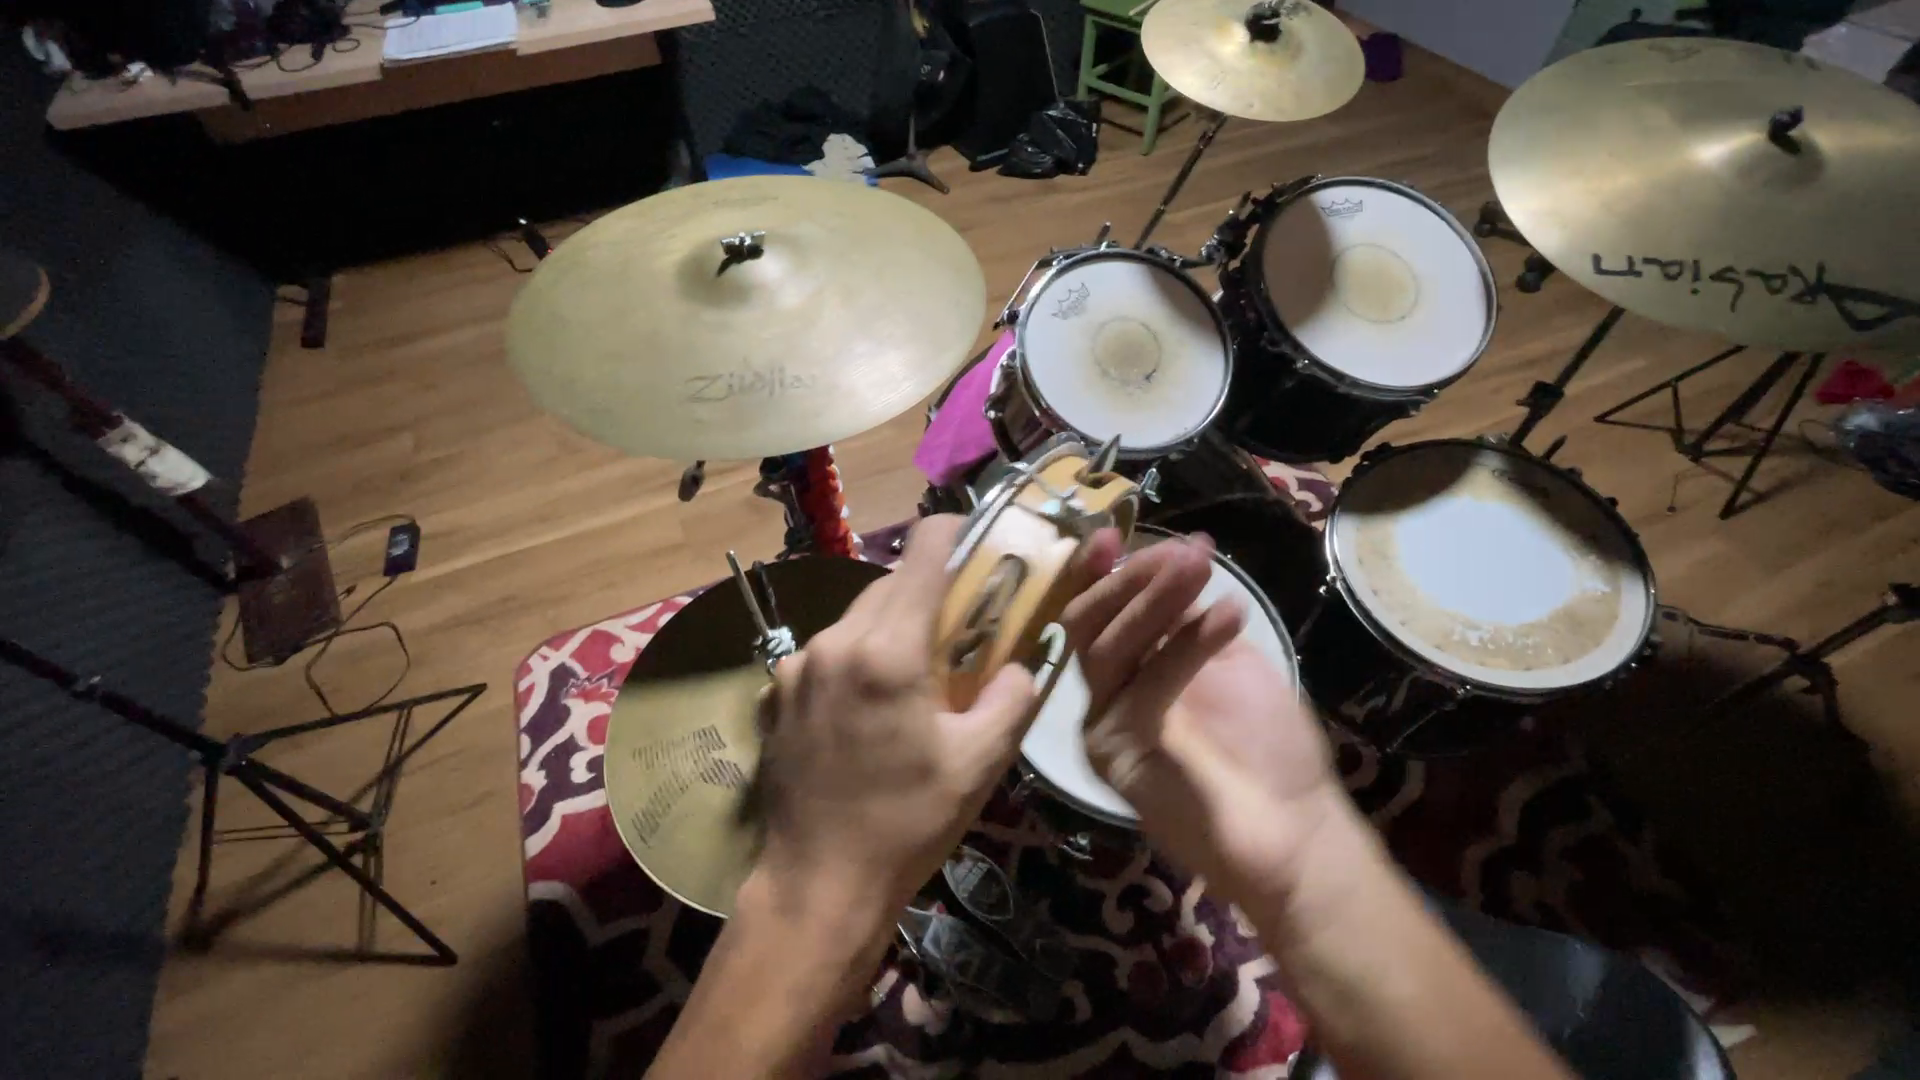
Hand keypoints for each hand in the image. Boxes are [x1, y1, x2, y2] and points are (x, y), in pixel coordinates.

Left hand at [749, 515, 1121, 934]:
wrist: (818, 884)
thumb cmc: (907, 823)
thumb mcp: (980, 763)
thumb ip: (1012, 696)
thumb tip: (1023, 663)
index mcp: (887, 649)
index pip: (924, 550)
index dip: (959, 535)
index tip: (984, 549)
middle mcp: (834, 641)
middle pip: (891, 582)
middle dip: (932, 594)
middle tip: (963, 631)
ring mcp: (797, 665)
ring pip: (858, 614)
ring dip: (893, 626)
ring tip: (917, 676)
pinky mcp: (778, 691)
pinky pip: (829, 649)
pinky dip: (858, 656)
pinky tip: (870, 706)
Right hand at [1060, 535, 1349, 910]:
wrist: (1295, 833)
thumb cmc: (1266, 750)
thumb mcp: (1226, 663)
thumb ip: (1187, 623)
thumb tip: (1176, 559)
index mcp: (1124, 678)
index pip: (1096, 616)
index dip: (1099, 573)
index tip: (1116, 533)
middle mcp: (1103, 700)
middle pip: (1088, 625)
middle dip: (1129, 579)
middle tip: (1182, 551)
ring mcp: (1104, 729)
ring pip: (1107, 648)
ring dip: (1154, 598)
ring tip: (1201, 564)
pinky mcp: (1117, 754)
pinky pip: (1145, 686)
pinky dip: (1187, 646)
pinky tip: (1230, 615)